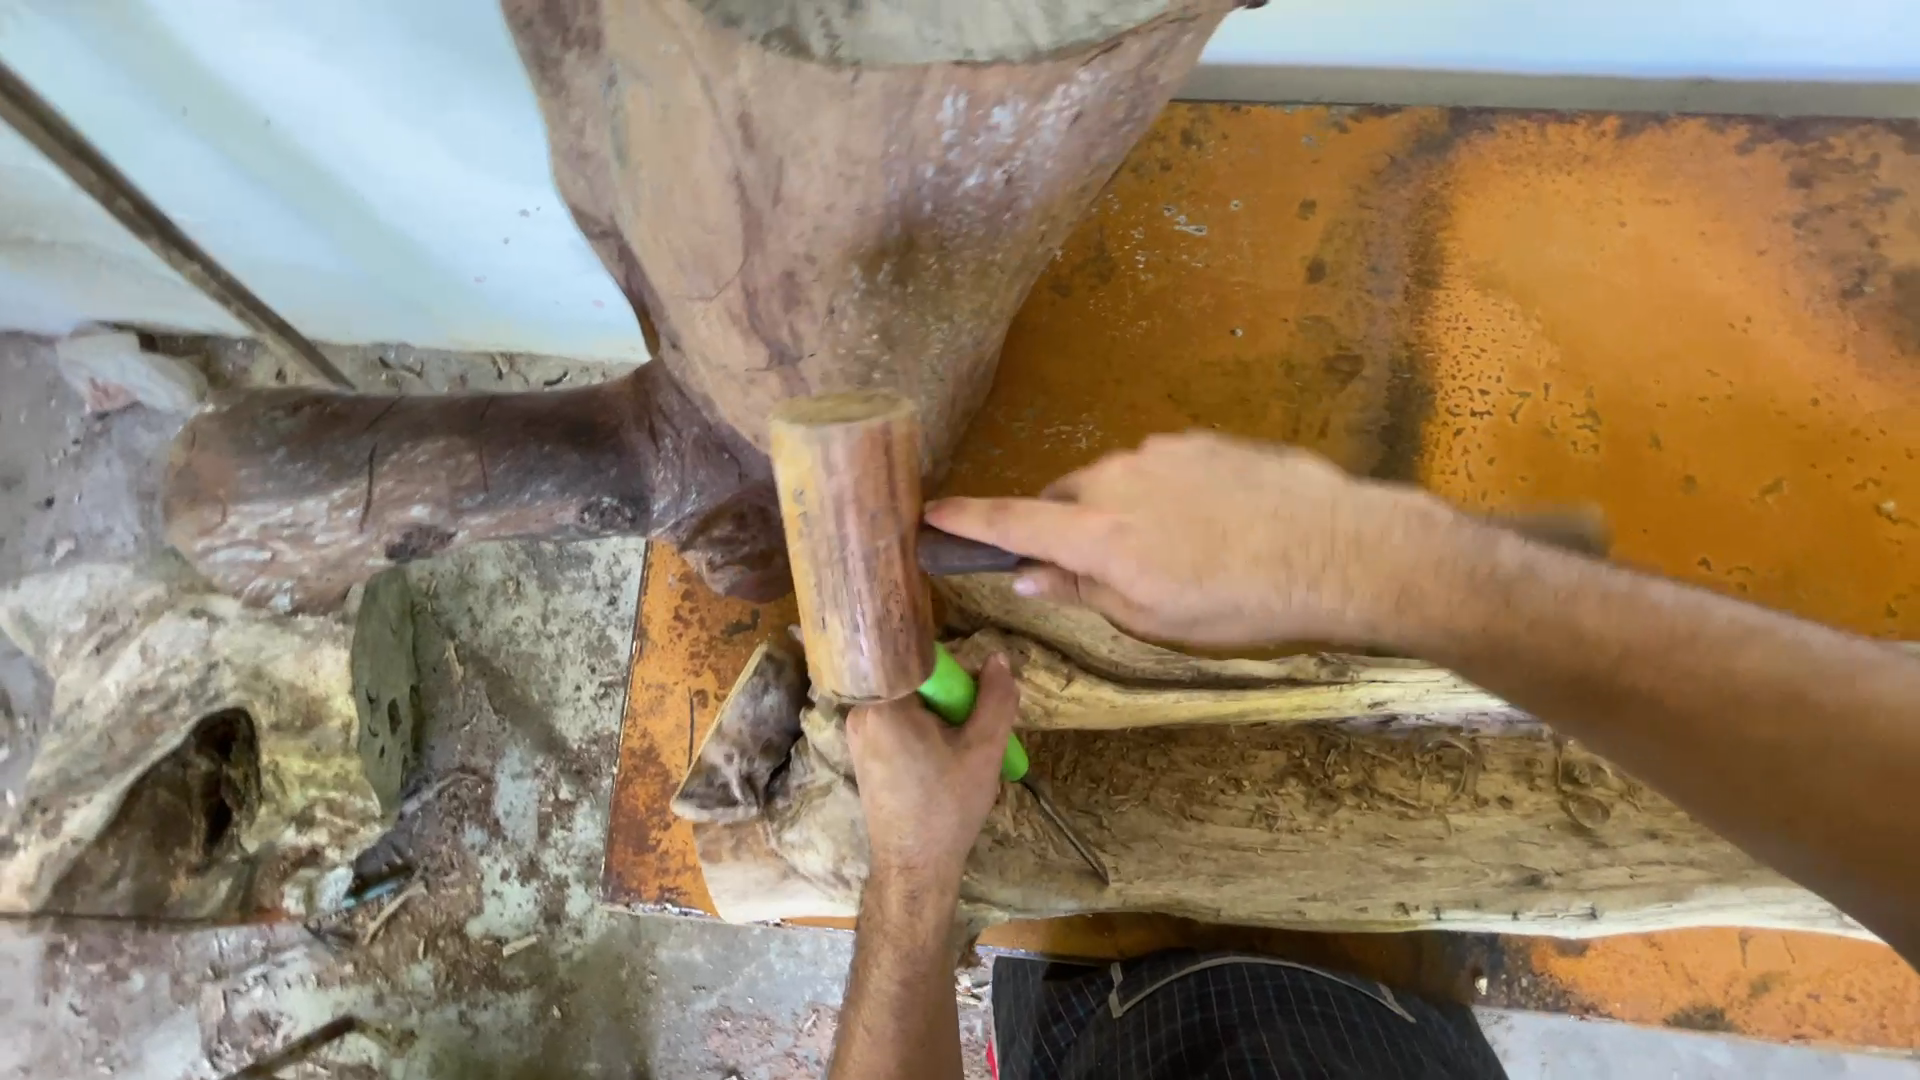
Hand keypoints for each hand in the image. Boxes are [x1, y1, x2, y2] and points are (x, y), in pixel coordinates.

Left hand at [844, 655, 1019, 886]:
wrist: (914, 869)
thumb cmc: (947, 808)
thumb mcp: (983, 749)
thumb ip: (995, 698)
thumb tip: (999, 658)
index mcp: (883, 704)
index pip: (919, 658)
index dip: (953, 669)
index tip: (973, 691)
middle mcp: (861, 712)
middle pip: (914, 680)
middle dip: (951, 695)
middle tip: (975, 725)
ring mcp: (858, 733)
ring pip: (910, 702)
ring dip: (941, 715)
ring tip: (962, 746)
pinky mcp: (864, 752)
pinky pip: (899, 722)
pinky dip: (926, 730)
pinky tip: (944, 757)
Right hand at [924, 432, 1462, 647]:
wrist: (1343, 550)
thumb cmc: (1243, 604)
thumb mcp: (1154, 619)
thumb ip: (1083, 589)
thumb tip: (1030, 575)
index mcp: (1098, 534)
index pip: (1012, 522)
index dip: (967, 518)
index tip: (930, 510)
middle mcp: (1117, 479)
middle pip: (1063, 498)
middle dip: (1069, 528)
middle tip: (1107, 567)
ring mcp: (1160, 452)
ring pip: (1113, 482)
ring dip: (1121, 512)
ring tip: (1180, 549)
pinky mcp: (1199, 439)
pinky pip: (1157, 467)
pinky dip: (1162, 494)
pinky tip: (1210, 521)